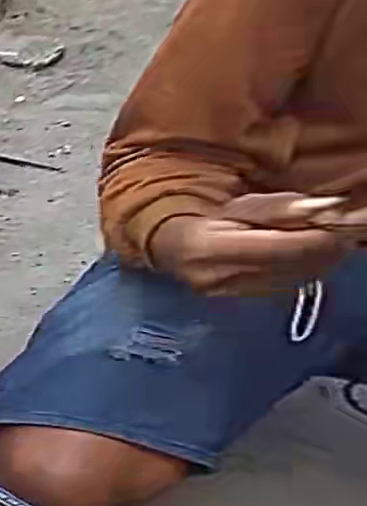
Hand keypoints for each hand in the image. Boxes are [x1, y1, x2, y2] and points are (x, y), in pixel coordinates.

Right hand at [150, 193, 357, 295]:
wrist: (172, 249)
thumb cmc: (211, 222)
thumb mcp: (242, 206)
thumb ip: (281, 206)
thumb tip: (329, 206)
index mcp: (208, 248)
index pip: (293, 246)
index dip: (325, 233)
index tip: (333, 221)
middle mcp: (212, 274)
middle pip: (299, 262)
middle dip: (324, 246)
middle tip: (326, 231)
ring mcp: (221, 290)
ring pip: (298, 276)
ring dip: (316, 259)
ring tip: (308, 243)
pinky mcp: (232, 298)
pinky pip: (286, 285)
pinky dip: (301, 270)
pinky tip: (293, 259)